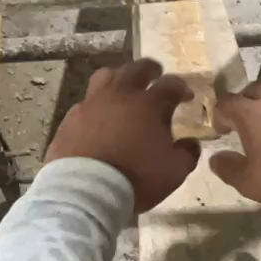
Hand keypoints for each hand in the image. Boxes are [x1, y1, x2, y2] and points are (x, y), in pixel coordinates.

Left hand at [45, 59, 201, 212]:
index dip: (181, 87)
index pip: (170, 84)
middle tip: (156, 74)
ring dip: (118, 78)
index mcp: (148, 104)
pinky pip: (85, 103)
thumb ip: (187, 153)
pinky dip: (96, 106)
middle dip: (150, 69)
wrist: (87, 191)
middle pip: (136, 68)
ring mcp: (91, 104)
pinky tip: (98, 119)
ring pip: (105, 76)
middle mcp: (119, 95)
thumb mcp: (174, 171)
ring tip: (123, 89)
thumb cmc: (136, 179)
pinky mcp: (70, 119)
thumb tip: (190, 142)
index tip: (186, 96)